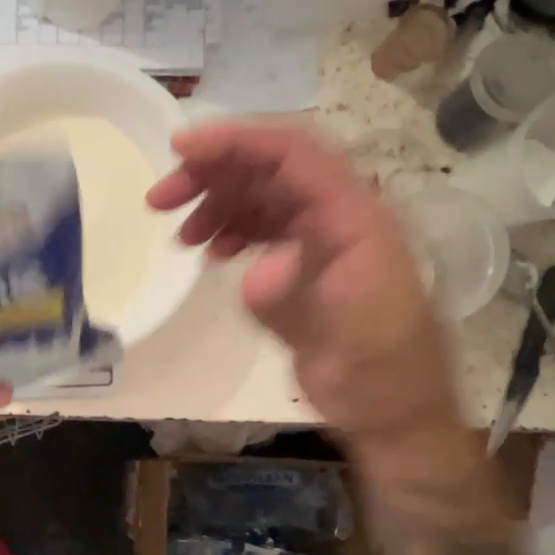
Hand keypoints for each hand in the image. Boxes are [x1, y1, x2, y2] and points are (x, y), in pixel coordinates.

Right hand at [148, 123, 465, 455]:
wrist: (394, 412)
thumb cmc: (378, 376)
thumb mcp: (343, 337)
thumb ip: (298, 299)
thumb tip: (255, 272)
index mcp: (355, 219)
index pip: (293, 155)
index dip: (237, 142)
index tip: (180, 150)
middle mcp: (340, 217)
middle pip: (272, 168)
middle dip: (214, 172)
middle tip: (160, 200)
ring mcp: (324, 241)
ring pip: (265, 197)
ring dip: (217, 203)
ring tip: (178, 235)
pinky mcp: (309, 267)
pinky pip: (266, 229)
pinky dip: (231, 232)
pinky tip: (209, 253)